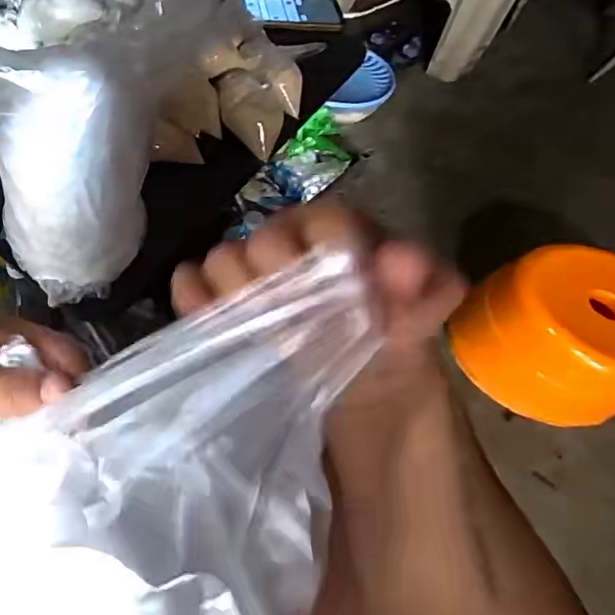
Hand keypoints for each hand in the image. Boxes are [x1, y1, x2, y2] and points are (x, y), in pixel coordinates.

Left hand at [0, 320, 89, 459]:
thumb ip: (12, 388)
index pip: (37, 337)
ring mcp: (2, 399)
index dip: (61, 352)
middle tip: (88, 404)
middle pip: (47, 364)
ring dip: (64, 405)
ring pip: (46, 393)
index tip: (80, 380)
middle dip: (68, 379)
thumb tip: (65, 386)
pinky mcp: (4, 429)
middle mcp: (0, 366)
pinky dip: (52, 426)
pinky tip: (64, 438)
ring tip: (82, 425)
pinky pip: (37, 421)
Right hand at [170, 204, 467, 375]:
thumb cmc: (390, 341)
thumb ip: (426, 286)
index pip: (324, 224)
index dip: (333, 258)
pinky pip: (189, 287)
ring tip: (269, 337)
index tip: (344, 302)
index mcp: (336, 230)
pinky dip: (198, 305)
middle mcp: (286, 238)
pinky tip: (221, 331)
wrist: (357, 390)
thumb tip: (403, 259)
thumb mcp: (420, 318)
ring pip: (222, 260)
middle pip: (264, 242)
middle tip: (303, 330)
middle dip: (284, 287)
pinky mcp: (213, 301)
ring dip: (241, 301)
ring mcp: (245, 269)